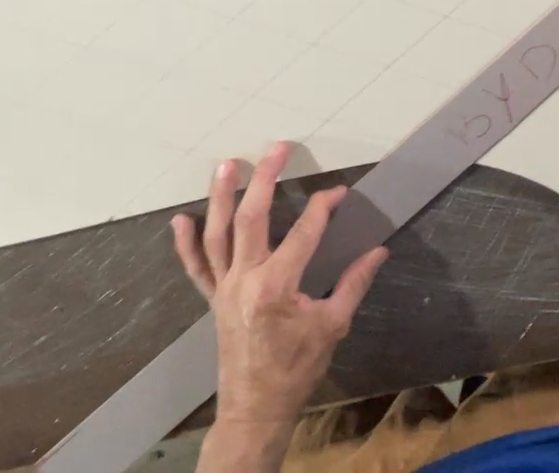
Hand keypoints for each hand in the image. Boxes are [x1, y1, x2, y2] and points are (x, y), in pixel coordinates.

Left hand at [171, 142, 389, 431]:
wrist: (256, 408)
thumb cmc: (297, 368)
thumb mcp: (333, 326)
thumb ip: (354, 283)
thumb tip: (379, 251)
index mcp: (278, 285)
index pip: (305, 231)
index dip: (325, 206)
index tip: (340, 192)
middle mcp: (246, 279)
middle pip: (252, 217)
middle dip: (266, 178)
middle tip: (278, 148)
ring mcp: (224, 288)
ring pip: (218, 234)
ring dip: (221, 196)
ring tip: (228, 164)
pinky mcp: (213, 299)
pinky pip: (196, 267)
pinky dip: (185, 243)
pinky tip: (179, 219)